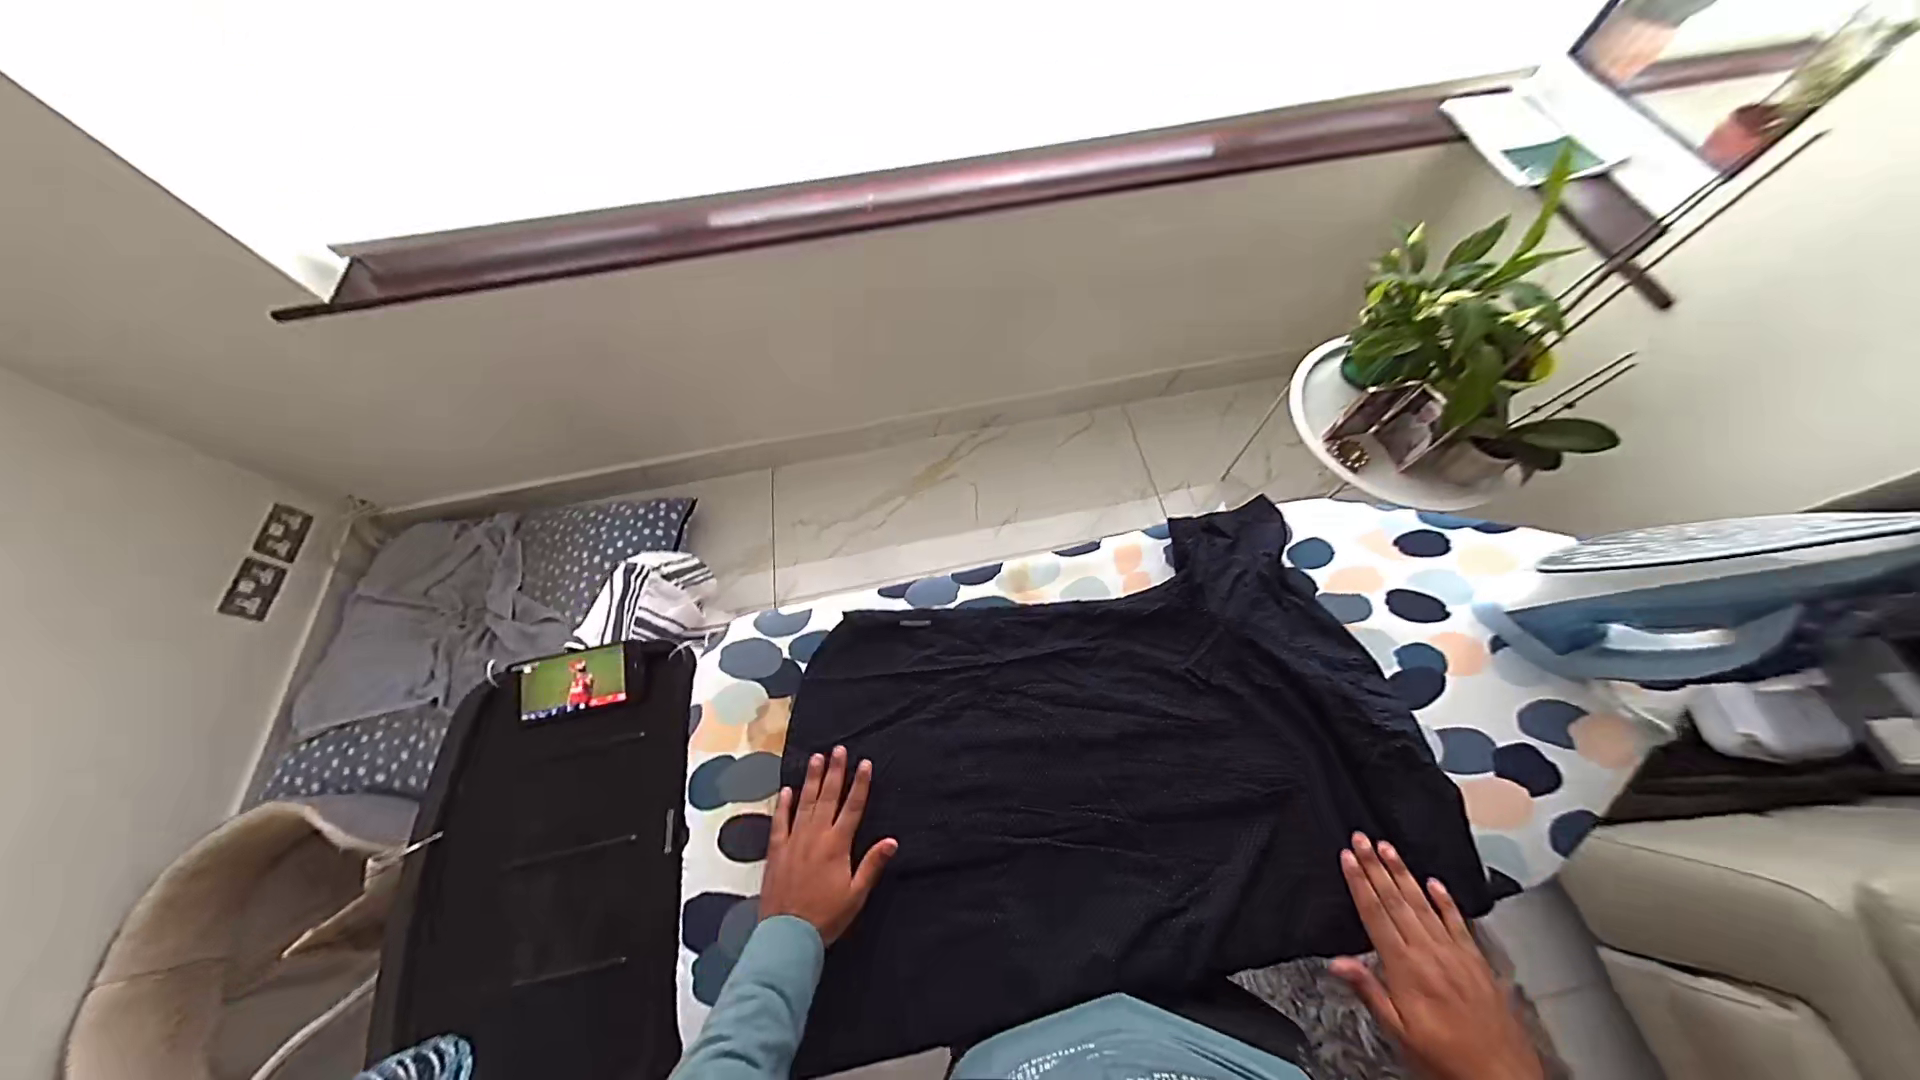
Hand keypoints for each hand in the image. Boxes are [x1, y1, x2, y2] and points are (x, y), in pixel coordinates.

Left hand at [759, 746, 898, 944]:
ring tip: (816, 758)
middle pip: (828, 797)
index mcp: (837, 844)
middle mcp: (816, 836)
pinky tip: (787, 790)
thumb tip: (892, 841)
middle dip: (835, 771)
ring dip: (812, 779)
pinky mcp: (776, 851)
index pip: (853, 807)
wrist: (787, 936)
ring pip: (805, 803)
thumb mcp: (856, 894)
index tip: (865, 764)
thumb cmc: (826, 917)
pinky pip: (780, 821)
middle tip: (838, 749)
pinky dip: (784, 805)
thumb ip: (872, 864)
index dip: (860, 784)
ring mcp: (794, 841)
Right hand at [1331, 833, 1542, 1079]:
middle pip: (1396, 900)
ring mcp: (1456, 956)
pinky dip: (1445, 901)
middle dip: (1376, 866)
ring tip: (1388, 848)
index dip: (1359, 882)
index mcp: (1406, 969)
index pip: (1375, 913)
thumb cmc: (1448, 1062)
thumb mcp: (1399, 1033)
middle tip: (1362, 838)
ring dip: (1403, 873)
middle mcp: (1430, 954)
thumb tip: (1336, 962)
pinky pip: (1458, 924)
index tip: (1348, 856)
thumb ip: (1369, 991)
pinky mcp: (1478, 963)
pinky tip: (1434, 883)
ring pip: (1423, 904)